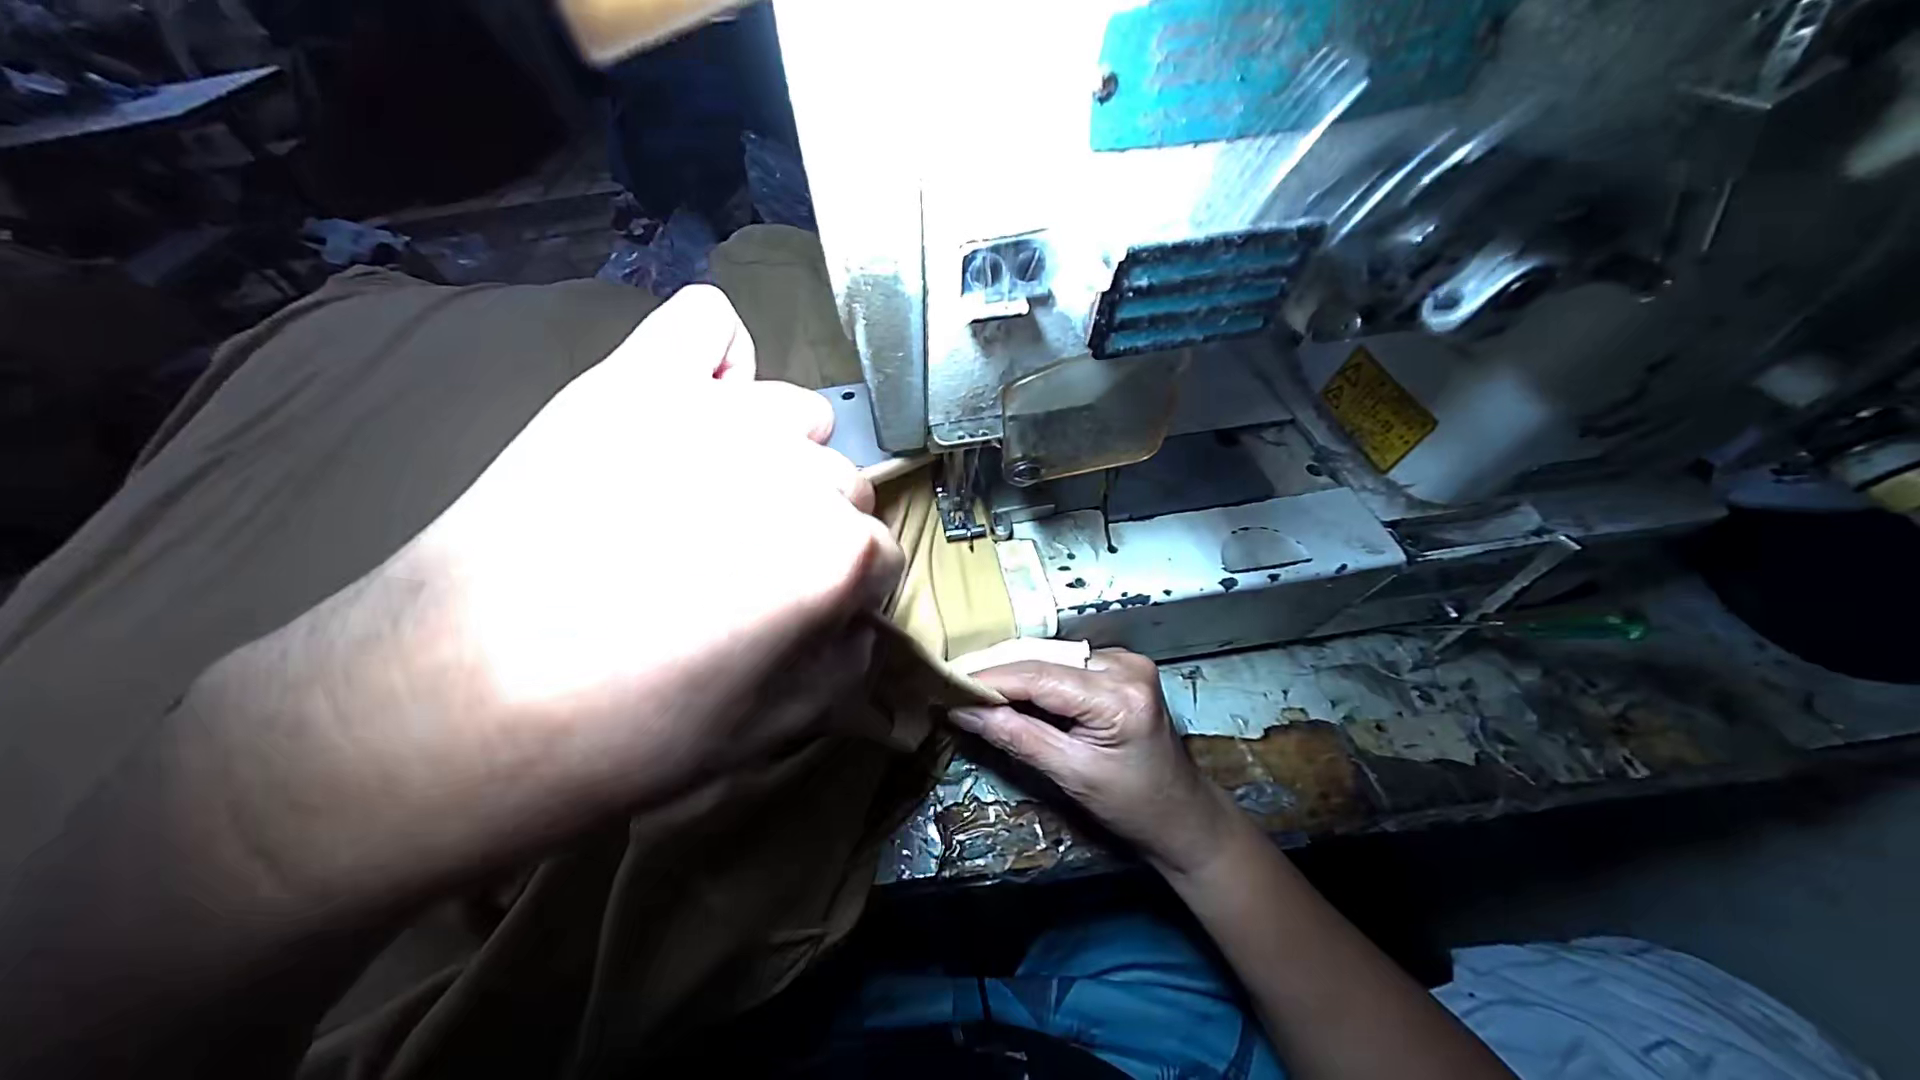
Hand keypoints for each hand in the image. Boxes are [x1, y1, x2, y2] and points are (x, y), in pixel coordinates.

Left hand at [186, 284, 903, 904]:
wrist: (456, 697)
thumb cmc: (628, 733)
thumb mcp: (770, 732)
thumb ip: (844, 668)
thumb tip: (856, 624)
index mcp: (836, 554)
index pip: (883, 558)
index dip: (850, 596)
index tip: (808, 620)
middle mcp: (796, 470)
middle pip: (844, 486)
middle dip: (816, 530)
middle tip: (748, 572)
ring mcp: (714, 412)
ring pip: (795, 416)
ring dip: (777, 456)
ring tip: (713, 497)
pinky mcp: (633, 378)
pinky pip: (709, 325)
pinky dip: (718, 363)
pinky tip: (692, 411)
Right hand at [952, 650, 1244, 875]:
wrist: (1182, 815)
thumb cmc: (1132, 805)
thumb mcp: (1070, 774)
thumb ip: (1016, 736)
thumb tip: (963, 710)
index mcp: (1118, 695)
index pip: (1039, 676)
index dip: (990, 678)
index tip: (948, 685)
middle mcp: (1125, 665)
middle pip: (1045, 659)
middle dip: (999, 673)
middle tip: (954, 685)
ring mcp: (1126, 662)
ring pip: (1053, 657)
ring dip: (1015, 673)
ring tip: (975, 687)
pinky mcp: (1122, 666)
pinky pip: (1067, 664)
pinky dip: (1037, 676)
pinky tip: (1012, 690)